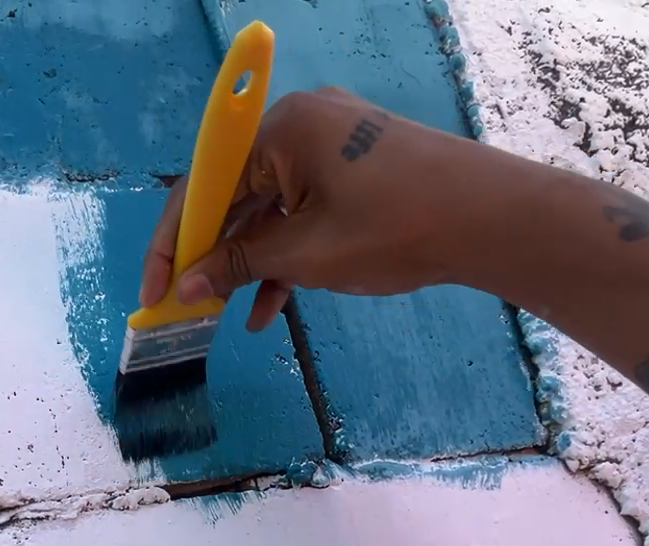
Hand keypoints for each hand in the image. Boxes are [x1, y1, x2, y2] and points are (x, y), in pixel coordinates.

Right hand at [138, 88, 495, 330]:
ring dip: (246, 265)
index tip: (156, 290)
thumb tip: (187, 286)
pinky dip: (283, 258)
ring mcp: (326, 150)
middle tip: (186, 303)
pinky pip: (298, 214)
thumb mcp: (304, 254)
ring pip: (265, 212)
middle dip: (210, 256)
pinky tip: (269, 310)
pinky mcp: (348, 173)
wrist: (492, 221)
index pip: (204, 187)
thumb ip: (238, 265)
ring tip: (224, 314)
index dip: (173, 244)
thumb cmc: (392, 229)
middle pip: (232, 198)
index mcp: (281, 130)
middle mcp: (298, 128)